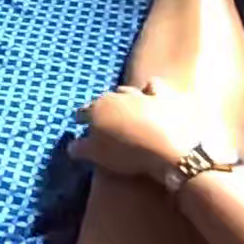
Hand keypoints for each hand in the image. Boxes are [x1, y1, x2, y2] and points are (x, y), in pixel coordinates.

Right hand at [70, 78, 243, 182]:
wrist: (171, 150)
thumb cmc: (129, 153)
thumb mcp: (99, 156)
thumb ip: (82, 149)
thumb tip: (71, 146)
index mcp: (97, 109)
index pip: (83, 111)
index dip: (81, 118)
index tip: (81, 124)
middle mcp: (116, 97)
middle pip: (105, 98)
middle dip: (103, 107)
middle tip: (107, 119)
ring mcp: (141, 94)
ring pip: (128, 89)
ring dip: (126, 96)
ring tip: (129, 107)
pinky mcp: (166, 96)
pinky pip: (155, 86)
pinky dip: (152, 91)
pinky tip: (153, 97)